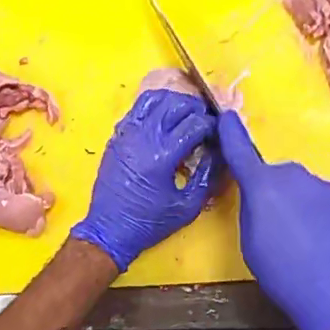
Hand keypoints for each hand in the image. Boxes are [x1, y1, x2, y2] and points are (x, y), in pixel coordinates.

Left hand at [69, 89, 217, 270]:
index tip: (217, 135)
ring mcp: (127, 134)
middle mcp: (144, 137)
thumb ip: (208, 175)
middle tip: (204, 125)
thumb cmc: (149, 223)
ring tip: (184, 119)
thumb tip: (219, 151)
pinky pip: (137, 109)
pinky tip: (162, 123)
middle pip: (178, 103)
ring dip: (175, 104)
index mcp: (162, 155)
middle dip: (197, 110)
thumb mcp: (188, 206)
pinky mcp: (116, 137)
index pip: (195, 122)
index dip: (212, 125)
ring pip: (156, 99)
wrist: (109, 231)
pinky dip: (154, 108)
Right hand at [218, 112, 329, 329]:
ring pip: (308, 192)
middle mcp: (298, 178)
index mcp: (264, 188)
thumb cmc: (284, 274)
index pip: (243, 156)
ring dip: (303, 210)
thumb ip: (253, 213)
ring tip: (304, 246)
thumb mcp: (252, 245)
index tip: (227, 118)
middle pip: (281, 178)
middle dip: (276, 196)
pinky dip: (326, 220)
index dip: (232, 137)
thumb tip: (262, 200)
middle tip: (274, 230)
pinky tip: (327, 248)